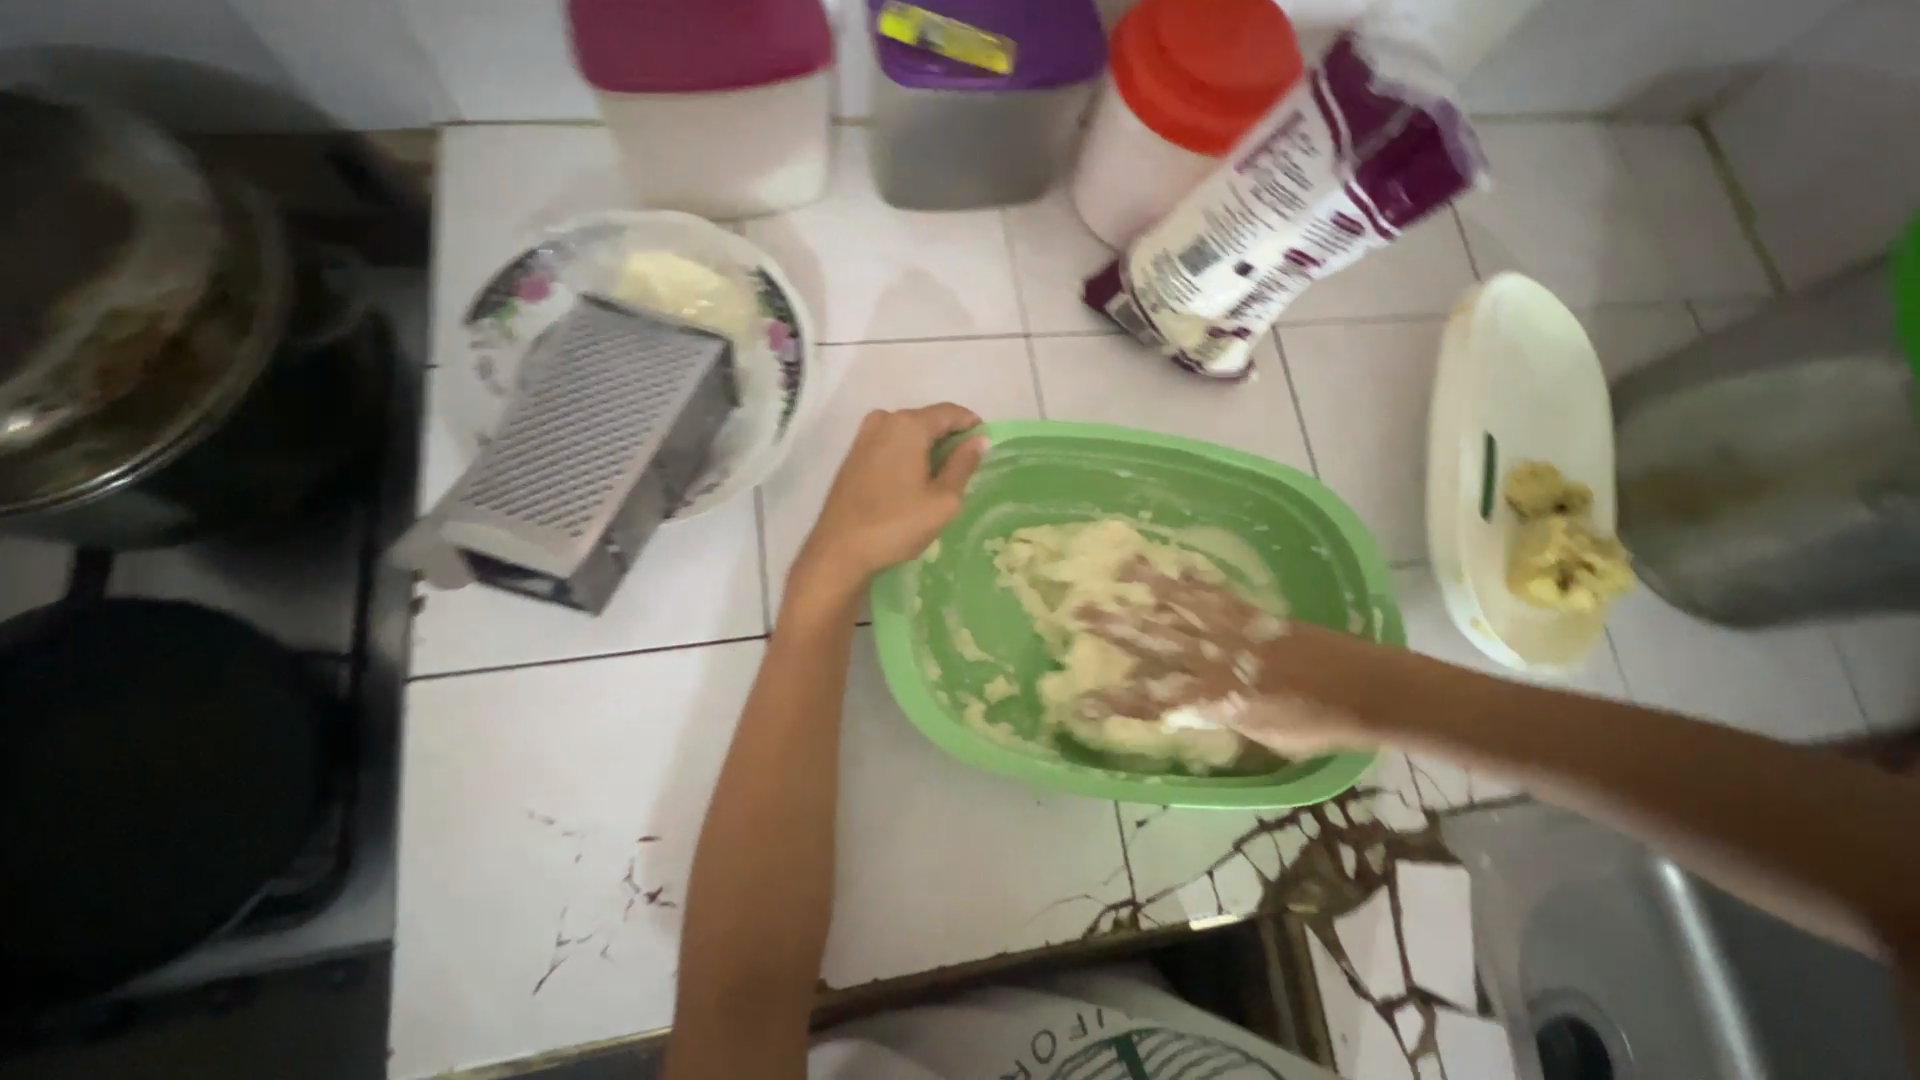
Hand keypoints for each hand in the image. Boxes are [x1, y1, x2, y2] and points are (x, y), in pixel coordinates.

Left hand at [788, 404, 987, 607]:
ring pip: (908, 432)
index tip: (985, 448)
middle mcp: (884, 420)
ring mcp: (864, 436)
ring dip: (927, 449)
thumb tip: (980, 440)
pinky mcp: (853, 454)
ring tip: (939, 481)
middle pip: (928, 420)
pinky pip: (890, 444)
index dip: (972, 426)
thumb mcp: (943, 500)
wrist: (839, 550)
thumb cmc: (897, 525)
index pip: (951, 412)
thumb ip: (964, 465)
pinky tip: (912, 483)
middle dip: (949, 439)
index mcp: (909, 425)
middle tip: (964, 470)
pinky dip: (907, 455)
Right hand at [1077, 563, 1369, 756]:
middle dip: (1117, 629)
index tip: (1080, 701)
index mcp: (1218, 701)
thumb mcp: (1267, 740)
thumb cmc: (1320, 726)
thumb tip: (1208, 712)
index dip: (1114, 703)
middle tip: (1081, 612)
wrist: (1370, 690)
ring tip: (1122, 567)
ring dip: (1150, 588)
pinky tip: (1176, 567)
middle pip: (1158, 643)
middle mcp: (1219, 662)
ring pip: (1184, 608)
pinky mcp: (1258, 616)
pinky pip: (1219, 595)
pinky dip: (1195, 582)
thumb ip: (1229, 722)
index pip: (1154, 703)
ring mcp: (1237, 633)